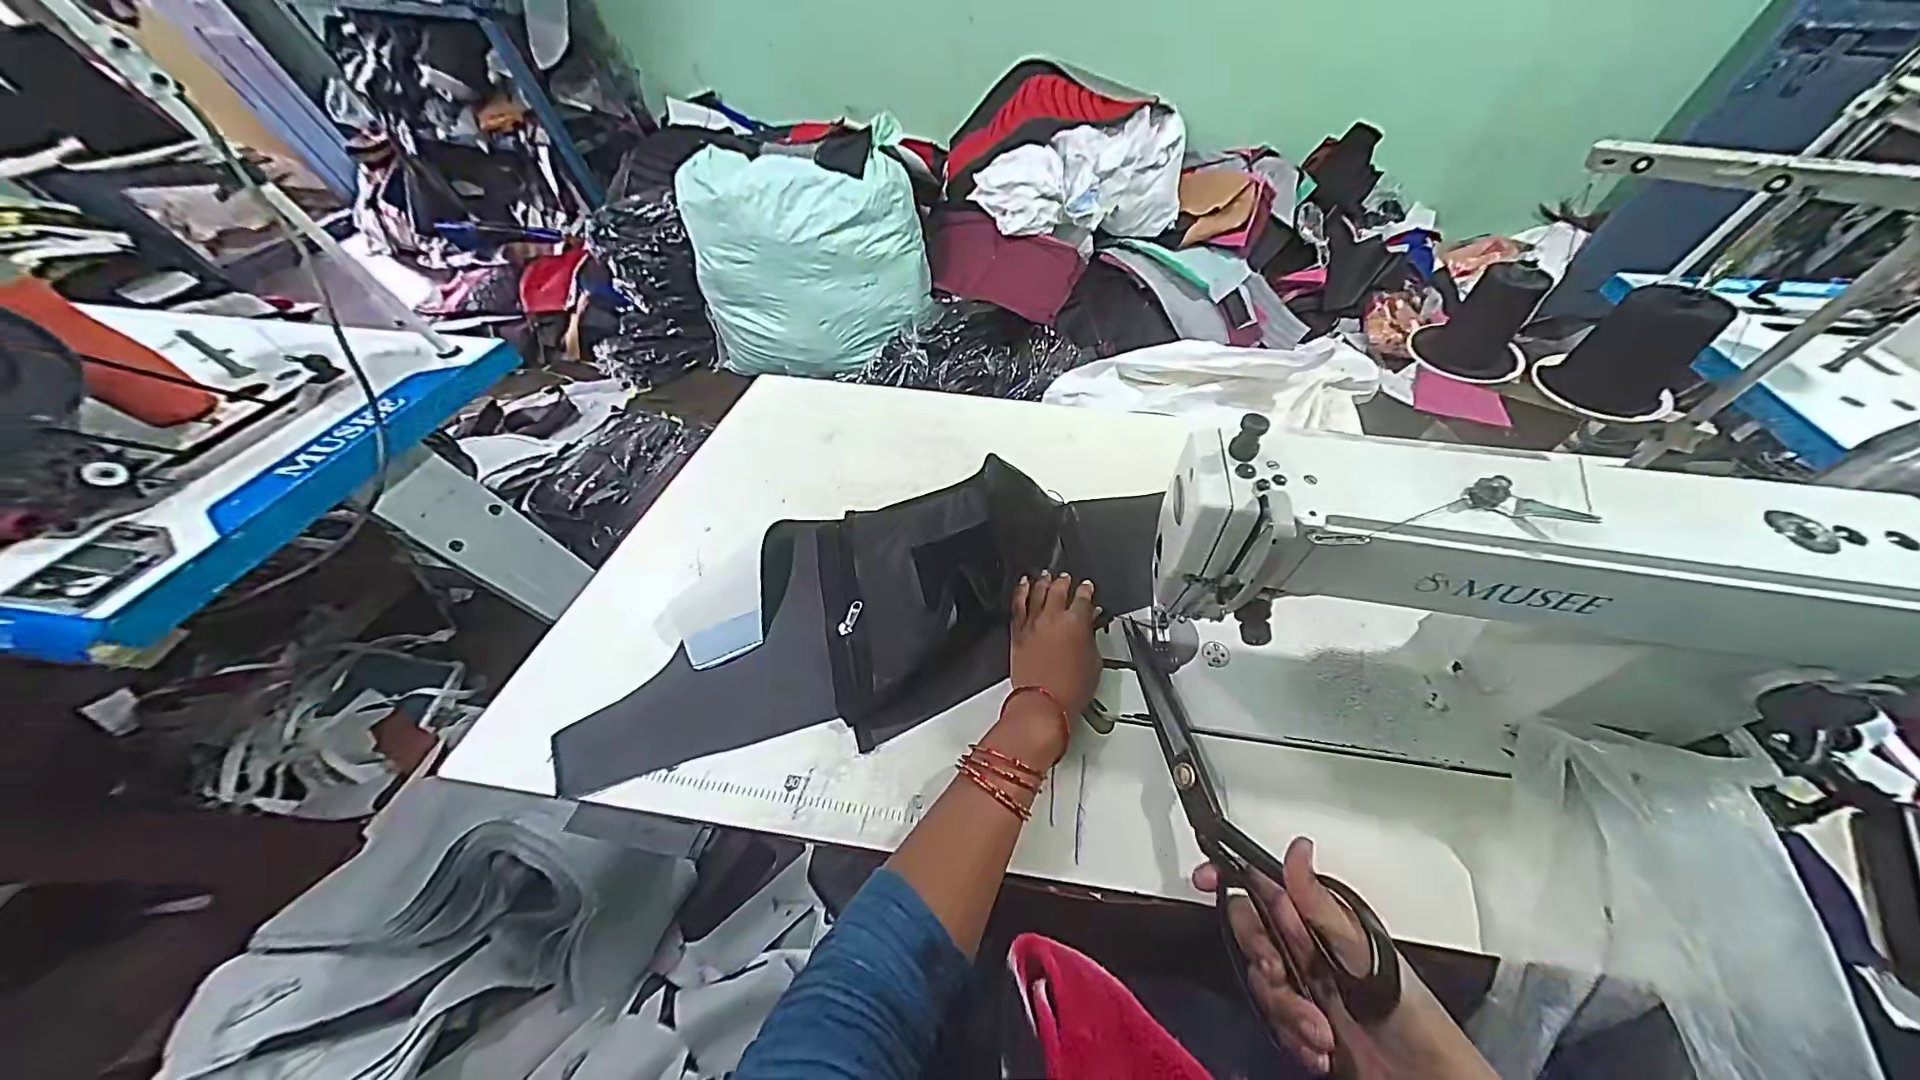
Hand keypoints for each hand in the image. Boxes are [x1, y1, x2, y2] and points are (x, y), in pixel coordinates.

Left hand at [997, 572, 1097, 766]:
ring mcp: (1033, 623)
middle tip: (1067, 578)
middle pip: (1059, 589)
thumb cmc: (1070, 688)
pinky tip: (1023, 586)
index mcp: (1076, 622)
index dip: (1086, 590)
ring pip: (1037, 592)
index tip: (1087, 588)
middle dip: (1065, 581)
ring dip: (1043, 582)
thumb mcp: (1094, 662)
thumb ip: (1091, 638)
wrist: (1043, 702)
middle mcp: (1053, 617)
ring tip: (1046, 576)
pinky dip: (1021, 592)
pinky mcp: (1018, 632)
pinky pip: (1018, 604)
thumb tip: (1090, 628)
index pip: (1083, 597)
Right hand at [1193, 838, 1496, 1079]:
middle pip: (1250, 929)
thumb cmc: (1413, 1016)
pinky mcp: (1301, 1021)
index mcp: (1319, 918)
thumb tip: (1298, 849)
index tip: (1205, 876)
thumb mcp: (1362, 951)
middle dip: (1260, 955)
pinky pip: (1272, 1019)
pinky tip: (1319, 1045)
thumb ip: (1320, 902)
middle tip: (1280, 972)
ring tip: (1319, 1028)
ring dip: (1286, 1009)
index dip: (1229, 875)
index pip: (1262, 883)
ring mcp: (1303, 983)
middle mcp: (1306, 946)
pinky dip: (1293, 1037)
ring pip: (1259, 979)